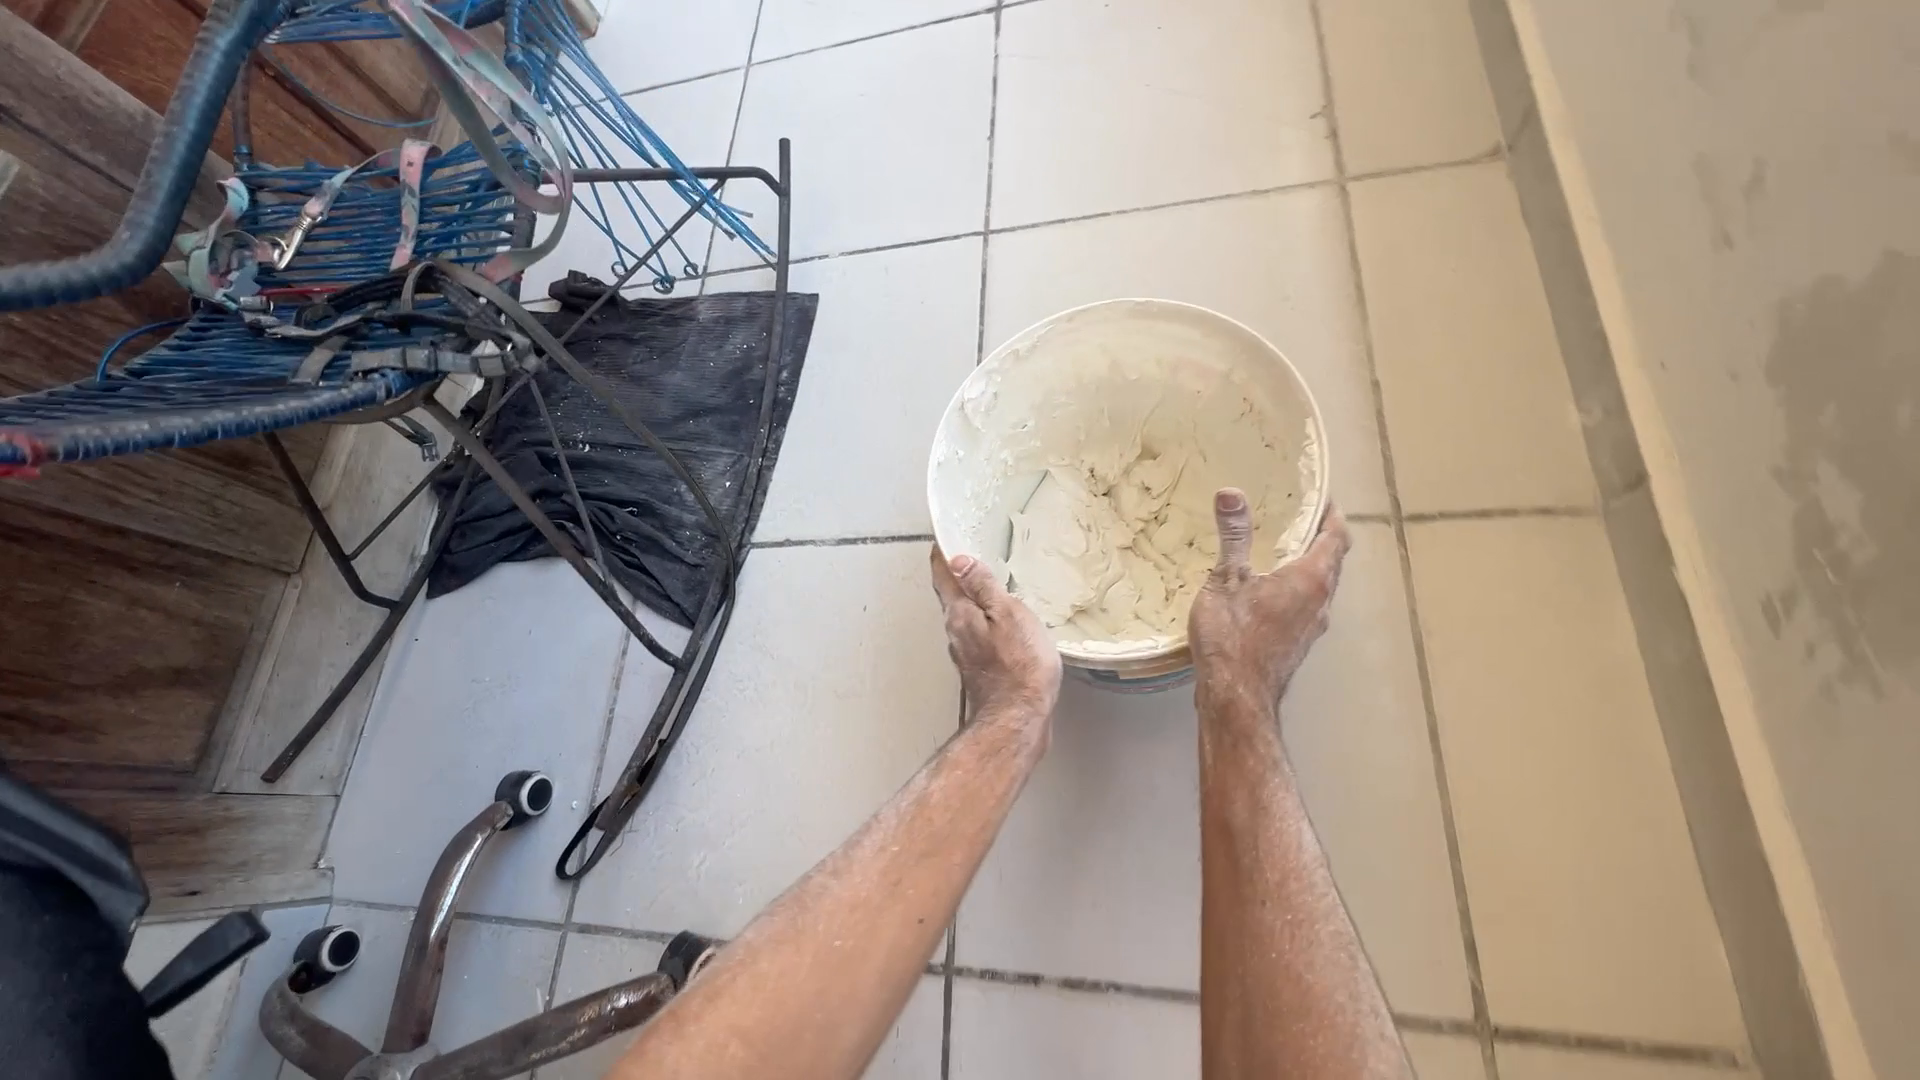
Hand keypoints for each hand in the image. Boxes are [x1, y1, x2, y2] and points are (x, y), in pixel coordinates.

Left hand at [930, 546, 1062, 730]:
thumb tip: (959, 560)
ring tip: (986, 589)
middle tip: (965, 559)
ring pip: (966, 620)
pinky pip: (981, 639)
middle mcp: (957, 634)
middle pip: (953, 598)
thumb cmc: (1019, 668)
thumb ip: (983, 587)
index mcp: (960, 615)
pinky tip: (1002, 627)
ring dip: (973, 603)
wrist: (1019, 721)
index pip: (944, 577)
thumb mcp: (1007, 614)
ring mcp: (968, 655)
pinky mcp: (983, 672)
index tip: (942, 541)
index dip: (943, 556)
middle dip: (958, 579)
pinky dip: (987, 626)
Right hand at [1189, 489, 1350, 713]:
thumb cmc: (1231, 636)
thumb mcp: (1226, 579)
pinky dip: (1294, 589)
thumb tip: (1232, 493)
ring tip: (1279, 549)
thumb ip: (1234, 537)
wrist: (1235, 697)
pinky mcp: (1298, 644)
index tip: (1319, 497)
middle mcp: (1321, 602)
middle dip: (1317, 538)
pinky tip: (1266, 590)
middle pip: (1331, 562)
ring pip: (1319, 586)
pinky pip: (1305, 606)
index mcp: (1310, 579)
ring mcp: (1312, 627)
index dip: (1331, 515)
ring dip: (1307, 565)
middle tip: (1294, 517)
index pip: (1336, 537)